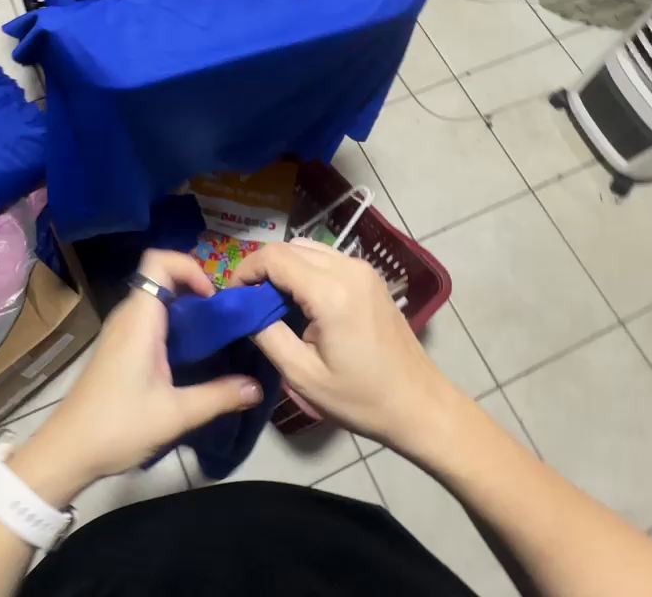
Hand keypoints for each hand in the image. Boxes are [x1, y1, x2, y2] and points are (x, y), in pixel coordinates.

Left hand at [11, 250, 263, 503]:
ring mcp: (119, 332)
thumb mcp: (175, 414)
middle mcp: (127, 316)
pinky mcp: (117, 348)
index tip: (212, 297)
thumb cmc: (118, 426)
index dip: (188, 266)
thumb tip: (257, 386)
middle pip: (160, 277)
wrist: (67, 451)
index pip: (158, 261)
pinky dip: (170, 324)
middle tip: (221, 317)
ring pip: (154, 299)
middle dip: (193, 287)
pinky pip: (147, 318)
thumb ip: (219, 396)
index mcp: (140, 319)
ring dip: (183, 307)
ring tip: (211, 335)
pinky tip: (187, 355)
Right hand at [235, 241, 465, 450]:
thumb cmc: (361, 398)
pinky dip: (304, 270)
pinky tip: (300, 302)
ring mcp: (362, 270)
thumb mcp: (303, 376)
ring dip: (284, 268)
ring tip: (271, 303)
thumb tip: (244, 312)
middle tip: (248, 303)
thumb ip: (267, 336)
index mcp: (330, 291)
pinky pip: (326, 259)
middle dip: (262, 269)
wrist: (419, 405)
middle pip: (289, 247)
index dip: (246, 271)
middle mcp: (348, 268)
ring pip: (307, 249)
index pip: (274, 257)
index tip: (233, 297)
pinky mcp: (369, 277)